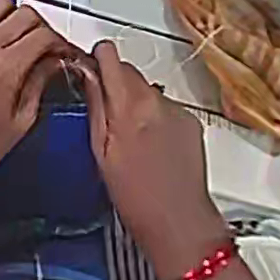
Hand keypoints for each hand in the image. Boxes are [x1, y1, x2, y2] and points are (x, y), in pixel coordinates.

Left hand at [0, 0, 72, 190]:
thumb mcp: (22, 121)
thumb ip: (39, 83)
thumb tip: (54, 63)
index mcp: (4, 67)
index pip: (44, 35)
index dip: (61, 43)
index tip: (67, 54)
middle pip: (25, 13)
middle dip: (44, 28)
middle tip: (51, 48)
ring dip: (17, 16)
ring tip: (26, 37)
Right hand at [78, 40, 229, 279]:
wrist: (179, 224)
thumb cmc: (133, 195)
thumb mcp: (100, 151)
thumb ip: (94, 104)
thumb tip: (86, 73)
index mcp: (128, 105)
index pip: (110, 55)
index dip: (97, 61)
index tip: (90, 73)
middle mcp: (156, 99)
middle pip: (128, 70)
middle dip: (115, 83)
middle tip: (107, 116)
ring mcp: (177, 109)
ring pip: (146, 88)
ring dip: (136, 101)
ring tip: (131, 137)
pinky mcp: (192, 121)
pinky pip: (165, 105)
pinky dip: (155, 116)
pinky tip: (152, 144)